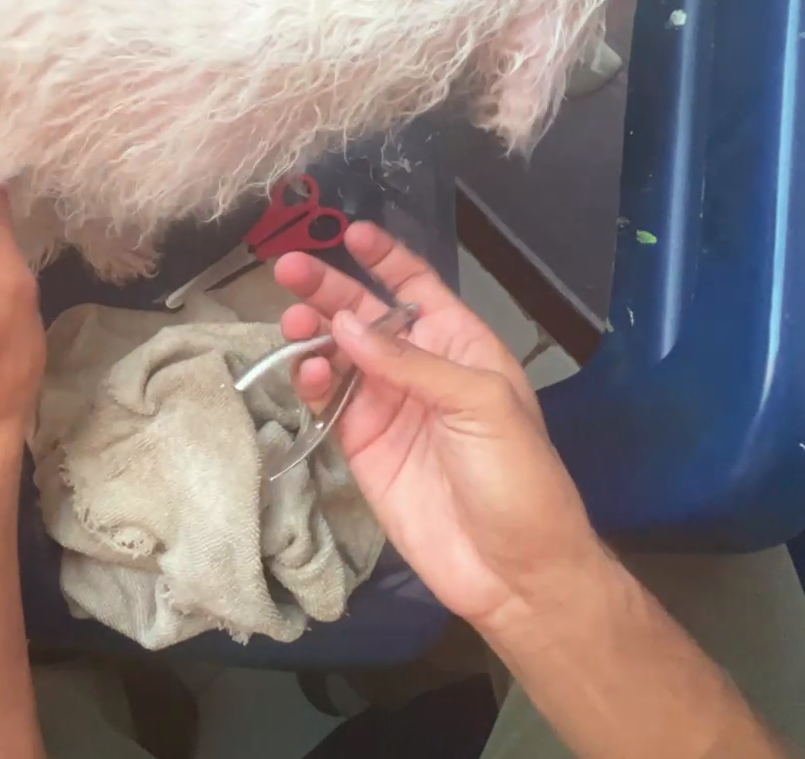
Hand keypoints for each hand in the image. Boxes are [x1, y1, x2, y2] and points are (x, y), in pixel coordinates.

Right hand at [274, 222, 607, 635]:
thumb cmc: (516, 476)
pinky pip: (326, 396)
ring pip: (336, 351)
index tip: (350, 233)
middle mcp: (414, 365)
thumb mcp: (479, 405)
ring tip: (293, 324)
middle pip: (363, 313)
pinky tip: (309, 372)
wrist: (509, 571)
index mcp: (457, 345)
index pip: (416, 287)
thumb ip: (409, 362)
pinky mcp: (357, 439)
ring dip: (311, 331)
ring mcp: (383, 402)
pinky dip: (311, 378)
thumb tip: (344, 323)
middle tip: (288, 269)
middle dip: (328, 288)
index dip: (385, 258)